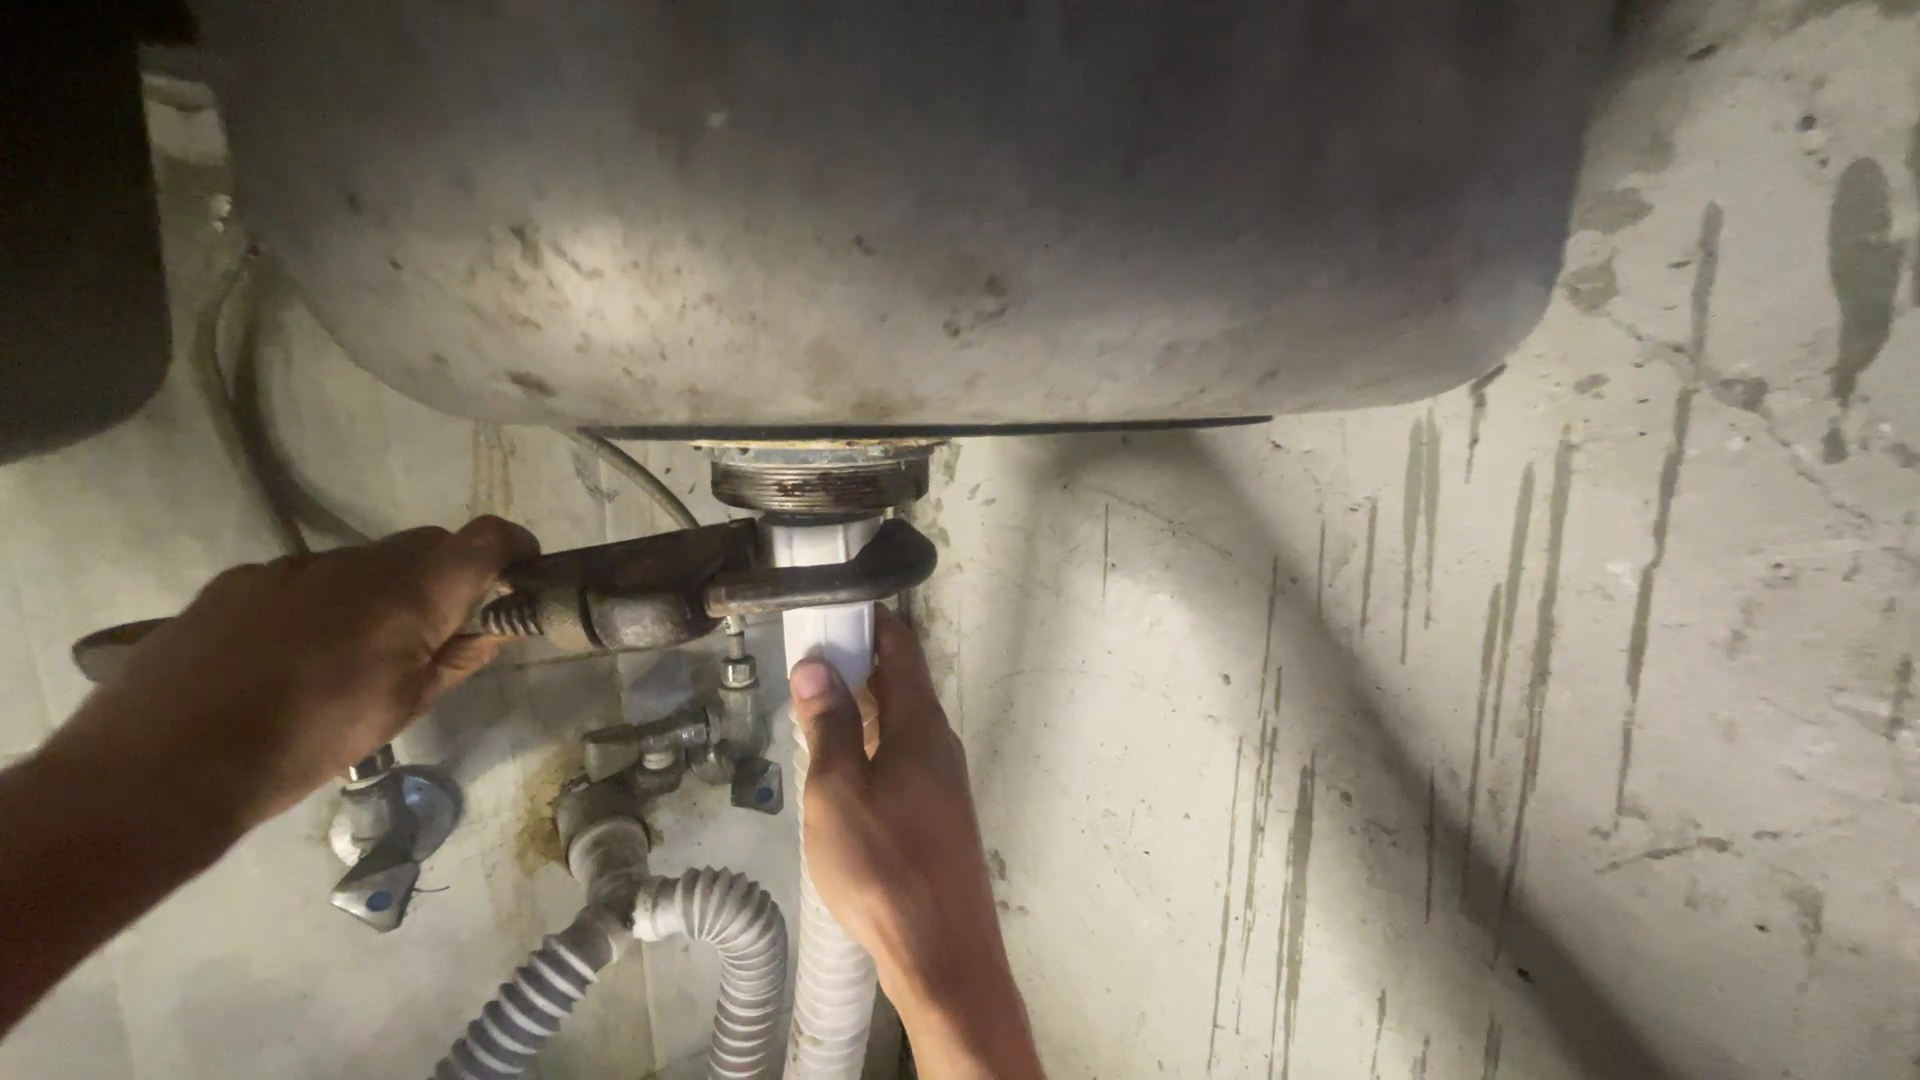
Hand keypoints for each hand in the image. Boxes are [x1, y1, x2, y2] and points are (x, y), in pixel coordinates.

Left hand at [39, 516, 536, 833]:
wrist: (158, 770)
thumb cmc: (308, 744)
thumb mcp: (405, 708)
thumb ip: (460, 655)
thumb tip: (497, 626)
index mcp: (410, 596)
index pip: (486, 538)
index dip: (514, 548)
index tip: (520, 577)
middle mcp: (357, 564)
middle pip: (430, 544)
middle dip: (451, 575)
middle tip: (439, 630)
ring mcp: (293, 566)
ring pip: (369, 560)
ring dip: (387, 588)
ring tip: (357, 650)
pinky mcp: (240, 580)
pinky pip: (310, 575)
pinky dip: (328, 599)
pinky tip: (296, 652)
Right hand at [790, 607, 1044, 1078]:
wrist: (943, 952)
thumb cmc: (882, 866)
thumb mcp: (837, 792)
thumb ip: (829, 726)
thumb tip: (817, 666)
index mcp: (921, 724)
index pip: (901, 648)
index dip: (870, 621)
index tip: (832, 608)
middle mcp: (941, 742)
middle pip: (902, 683)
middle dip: (858, 666)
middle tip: (807, 666)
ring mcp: (946, 779)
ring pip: (902, 724)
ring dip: (863, 709)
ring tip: (814, 716)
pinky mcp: (942, 813)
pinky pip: (905, 758)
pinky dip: (873, 745)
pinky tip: (843, 772)